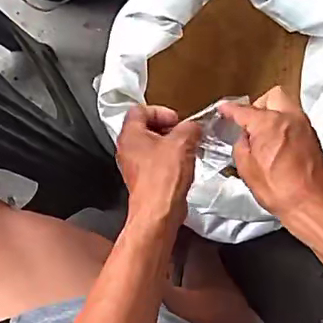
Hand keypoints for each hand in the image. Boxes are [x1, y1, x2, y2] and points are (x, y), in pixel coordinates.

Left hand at [117, 104, 201, 232]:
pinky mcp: (144, 180)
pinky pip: (156, 163)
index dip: (161, 111)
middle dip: (168, 129)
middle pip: (146, 128)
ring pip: (152, 147)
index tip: (177, 120)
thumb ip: (190, 128)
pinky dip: (170, 161)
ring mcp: (134, 166)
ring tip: (186, 149)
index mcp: (130, 134)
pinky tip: (183, 166)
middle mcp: (127, 149)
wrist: (159, 211)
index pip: (139, 110)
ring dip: (170, 146)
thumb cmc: (163, 178)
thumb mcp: (183, 142)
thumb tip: (194, 127)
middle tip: (184, 133)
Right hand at [217, 86, 322, 222]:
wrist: (310, 203)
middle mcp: (289, 118)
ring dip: (273, 115)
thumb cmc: (280, 189)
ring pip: (286, 106)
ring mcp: (304, 126)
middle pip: (272, 96)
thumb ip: (241, 145)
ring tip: (263, 135)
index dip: (230, 110)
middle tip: (250, 122)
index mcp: (269, 123)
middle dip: (259, 105)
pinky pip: (295, 121)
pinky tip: (277, 144)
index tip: (224, 110)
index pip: (244, 110)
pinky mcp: (312, 137)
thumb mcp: (247, 169)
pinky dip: (284, 126)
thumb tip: (244, 137)